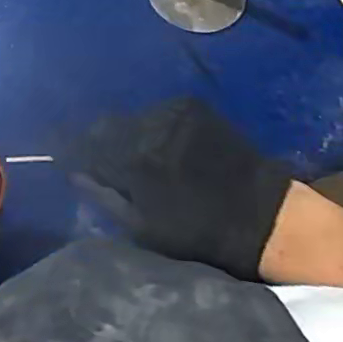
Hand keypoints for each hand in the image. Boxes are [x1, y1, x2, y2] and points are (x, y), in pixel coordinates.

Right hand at [67, 98, 293, 280]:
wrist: (272, 222)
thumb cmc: (201, 233)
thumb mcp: (142, 226)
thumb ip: (101, 195)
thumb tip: (74, 173)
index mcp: (131, 156)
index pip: (82, 143)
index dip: (72, 151)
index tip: (69, 161)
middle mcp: (148, 125)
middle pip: (104, 127)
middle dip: (100, 143)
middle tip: (104, 164)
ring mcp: (172, 112)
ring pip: (131, 120)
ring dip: (127, 135)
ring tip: (137, 158)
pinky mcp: (194, 108)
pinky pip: (156, 115)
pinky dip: (152, 129)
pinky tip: (162, 149)